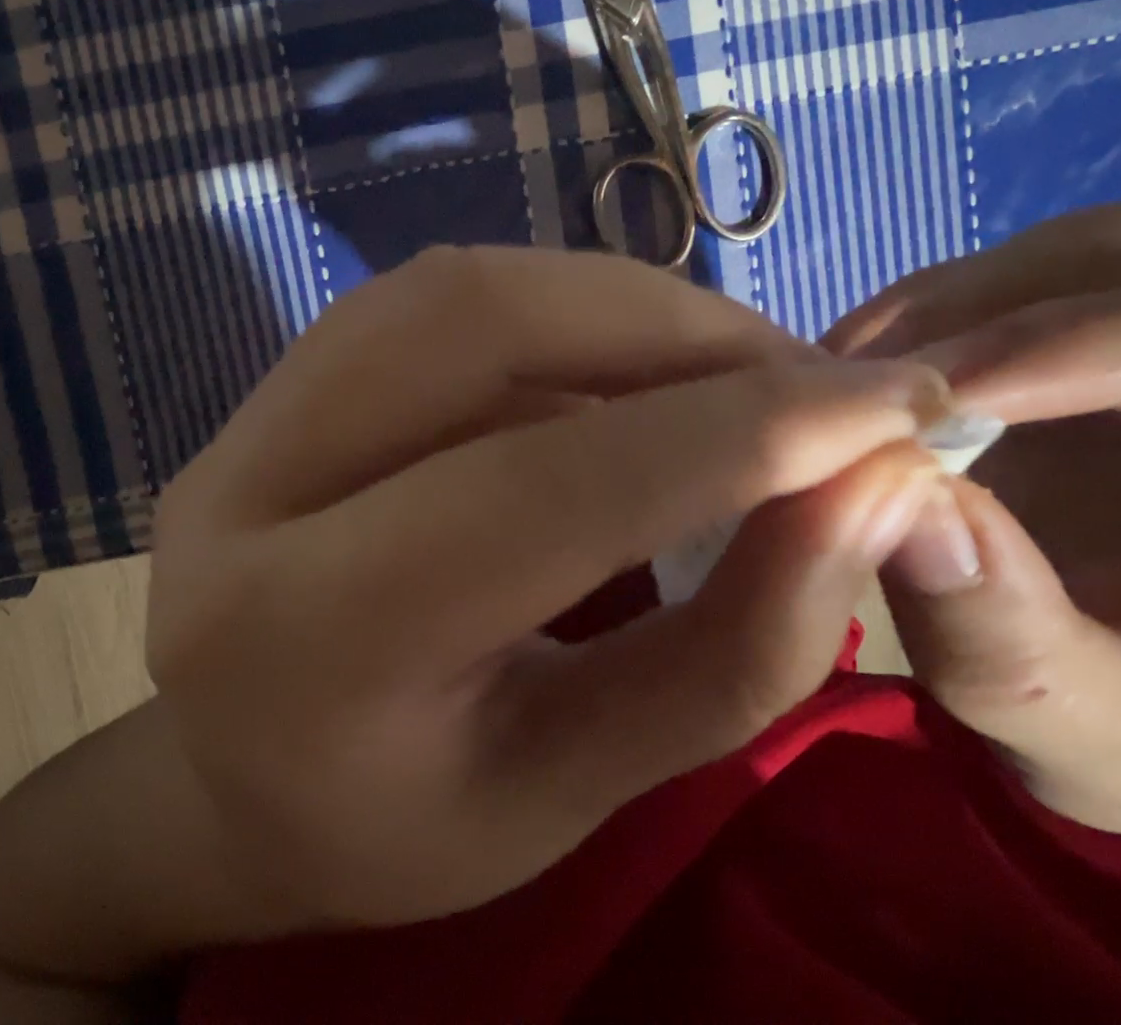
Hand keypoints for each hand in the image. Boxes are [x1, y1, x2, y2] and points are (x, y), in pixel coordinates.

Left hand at [150, 246, 950, 926]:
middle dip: (679, 329)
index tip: (898, 411)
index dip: (735, 433)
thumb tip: (872, 492)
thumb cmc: (391, 827)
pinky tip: (623, 375)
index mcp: (306, 636)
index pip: (542, 492)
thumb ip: (726, 657)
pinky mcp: (267, 394)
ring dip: (622, 308)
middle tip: (814, 383)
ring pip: (455, 293)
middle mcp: (246, 493)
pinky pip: (429, 309)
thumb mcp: (569, 789)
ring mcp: (242, 424)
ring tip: (733, 376)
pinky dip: (558, 317)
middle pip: (479, 327)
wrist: (223, 791)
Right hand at [829, 185, 1120, 839]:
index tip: (925, 398)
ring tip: (857, 362)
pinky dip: (958, 302)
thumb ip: (996, 630)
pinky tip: (878, 357)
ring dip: (978, 289)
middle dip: (1016, 297)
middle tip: (869, 370)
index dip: (1098, 348)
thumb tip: (892, 494)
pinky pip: (1065, 269)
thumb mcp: (1066, 720)